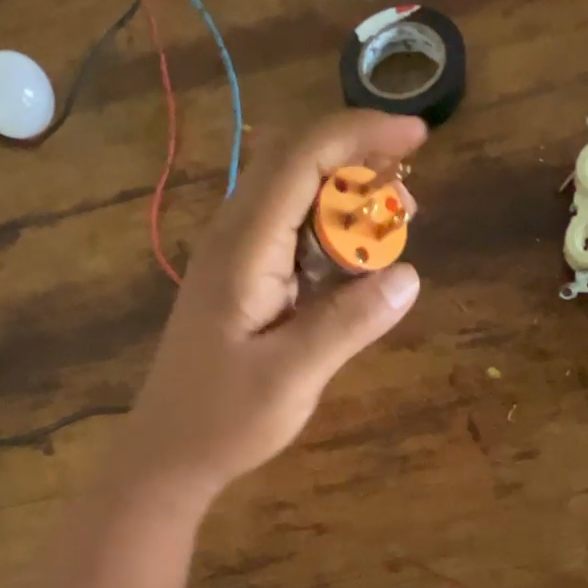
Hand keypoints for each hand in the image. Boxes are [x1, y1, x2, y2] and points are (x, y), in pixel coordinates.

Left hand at [110, 111, 427, 502]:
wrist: (168, 454)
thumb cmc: (224, 420)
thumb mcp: (292, 376)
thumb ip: (349, 324)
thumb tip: (409, 275)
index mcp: (243, 250)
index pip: (301, 158)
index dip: (361, 134)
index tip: (418, 136)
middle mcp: (234, 240)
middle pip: (295, 165)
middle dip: (358, 165)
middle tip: (407, 203)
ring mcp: (234, 261)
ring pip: (293, 200)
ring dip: (345, 204)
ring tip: (392, 236)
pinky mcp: (240, 284)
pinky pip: (289, 239)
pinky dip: (329, 240)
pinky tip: (355, 273)